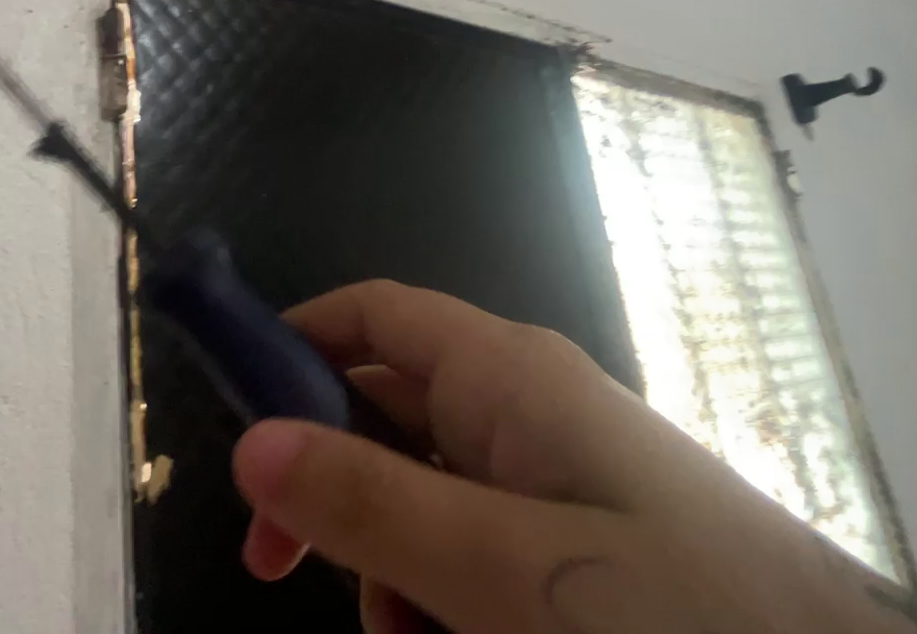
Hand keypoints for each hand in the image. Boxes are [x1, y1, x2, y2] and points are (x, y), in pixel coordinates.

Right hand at [232, 281, 916, 633]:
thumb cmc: (679, 618)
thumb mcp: (504, 569)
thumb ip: (374, 504)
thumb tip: (250, 440)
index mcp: (504, 374)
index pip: (372, 313)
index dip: (296, 340)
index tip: (238, 419)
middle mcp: (521, 402)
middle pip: (384, 407)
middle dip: (330, 483)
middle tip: (277, 563)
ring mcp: (552, 469)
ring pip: (422, 488)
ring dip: (389, 559)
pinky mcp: (578, 531)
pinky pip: (475, 539)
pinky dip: (444, 589)